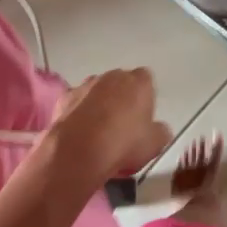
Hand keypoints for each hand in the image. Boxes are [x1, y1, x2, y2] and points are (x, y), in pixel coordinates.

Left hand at [46, 69, 171, 179]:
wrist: (79, 150)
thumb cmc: (124, 144)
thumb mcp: (155, 144)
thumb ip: (161, 131)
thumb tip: (160, 129)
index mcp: (139, 82)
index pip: (147, 80)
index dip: (145, 99)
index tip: (143, 119)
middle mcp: (113, 76)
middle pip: (121, 83)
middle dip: (122, 98)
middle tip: (123, 126)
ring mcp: (86, 84)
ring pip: (98, 91)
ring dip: (100, 104)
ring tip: (99, 133)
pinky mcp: (66, 97)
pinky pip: (77, 102)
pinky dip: (79, 113)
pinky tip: (80, 133)